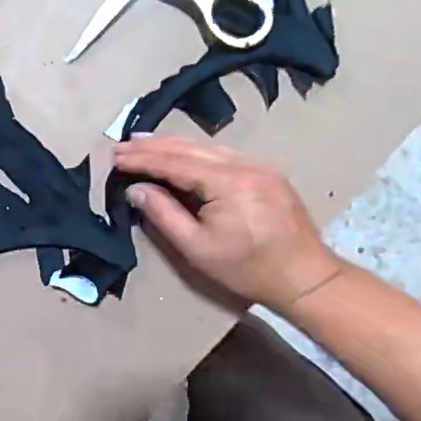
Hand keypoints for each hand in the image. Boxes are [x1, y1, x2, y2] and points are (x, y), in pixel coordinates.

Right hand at [112, 135, 342, 311]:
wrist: (305, 277)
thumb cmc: (246, 269)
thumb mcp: (197, 248)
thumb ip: (164, 214)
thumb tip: (136, 189)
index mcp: (228, 183)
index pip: (175, 163)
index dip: (143, 159)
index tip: (115, 157)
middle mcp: (245, 165)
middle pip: (191, 147)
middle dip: (154, 146)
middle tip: (123, 146)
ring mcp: (259, 166)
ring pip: (208, 147)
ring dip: (174, 145)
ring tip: (144, 143)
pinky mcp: (266, 173)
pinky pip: (223, 154)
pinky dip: (196, 152)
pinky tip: (181, 153)